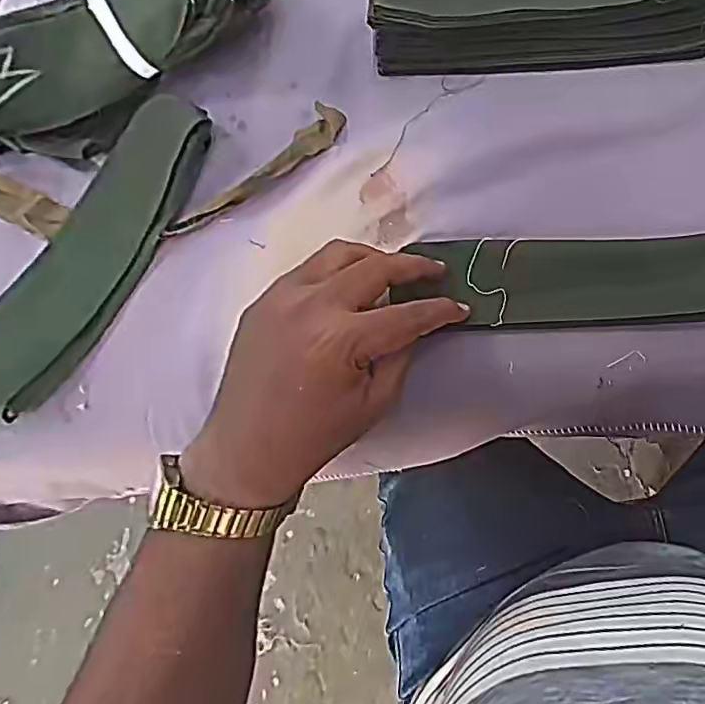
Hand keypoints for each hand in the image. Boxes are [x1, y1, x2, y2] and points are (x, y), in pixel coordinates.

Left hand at [181, 240, 467, 506]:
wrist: (246, 450)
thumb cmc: (315, 434)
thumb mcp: (376, 401)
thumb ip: (402, 354)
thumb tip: (419, 325)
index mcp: (340, 339)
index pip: (405, 314)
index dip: (438, 310)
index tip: (458, 307)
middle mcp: (310, 307)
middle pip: (376, 267)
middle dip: (414, 267)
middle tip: (435, 273)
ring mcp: (282, 298)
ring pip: (340, 254)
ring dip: (374, 258)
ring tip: (394, 272)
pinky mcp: (265, 300)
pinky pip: (310, 268)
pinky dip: (339, 270)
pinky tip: (352, 288)